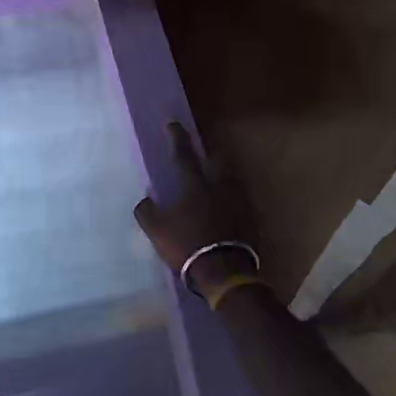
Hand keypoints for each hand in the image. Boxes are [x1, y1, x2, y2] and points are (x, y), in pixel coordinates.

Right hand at [133, 122, 258, 300]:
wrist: (224, 271)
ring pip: (230, 179)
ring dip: (222, 175)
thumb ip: (147, 212)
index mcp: (195, 186)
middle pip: (216, 161)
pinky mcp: (250, 218)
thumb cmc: (187, 247)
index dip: (177, 138)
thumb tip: (145, 198)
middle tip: (202, 152)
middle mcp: (220, 187)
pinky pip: (239, 200)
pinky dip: (231, 198)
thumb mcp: (157, 231)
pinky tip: (228, 204)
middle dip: (208, 153)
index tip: (173, 123)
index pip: (184, 155)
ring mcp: (238, 202)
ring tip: (216, 177)